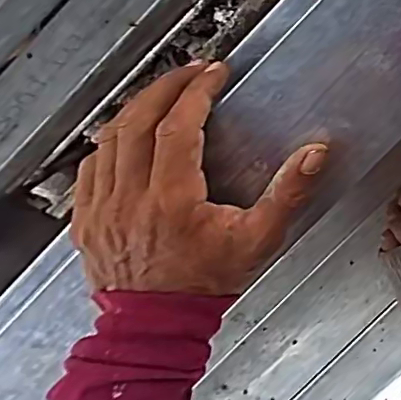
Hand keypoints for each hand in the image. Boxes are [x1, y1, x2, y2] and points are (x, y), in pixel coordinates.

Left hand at [71, 61, 326, 294]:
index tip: (214, 74)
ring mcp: (102, 208)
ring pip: (110, 136)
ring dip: (138, 105)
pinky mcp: (87, 218)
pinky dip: (110, 137)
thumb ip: (288, 193)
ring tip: (163, 91)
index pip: (178, 125)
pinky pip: (90, 163)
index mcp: (172, 199)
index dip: (197, 91)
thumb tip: (313, 154)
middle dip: (168, 86)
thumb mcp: (259, 238)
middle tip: (191, 71)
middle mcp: (131, 199)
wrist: (156, 328)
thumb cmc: (205, 282)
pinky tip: (128, 131)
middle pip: (139, 120)